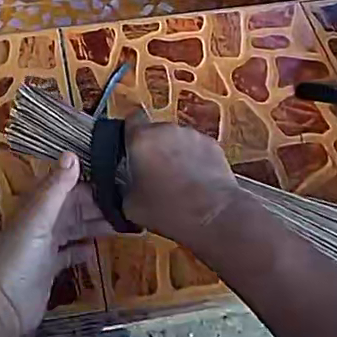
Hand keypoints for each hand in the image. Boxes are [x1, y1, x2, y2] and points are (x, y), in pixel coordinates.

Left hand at [0, 152, 113, 336]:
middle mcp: (41, 222)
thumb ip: (56, 188)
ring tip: (122, 223)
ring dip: (94, 224)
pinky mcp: (48, 268)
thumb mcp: (39, 219)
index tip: (118, 178)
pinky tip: (96, 248)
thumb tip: (72, 154)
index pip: (67, 186)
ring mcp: (44, 246)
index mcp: (38, 206)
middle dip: (97, 204)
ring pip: (73, 228)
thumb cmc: (19, 259)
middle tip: (129, 204)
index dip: (89, 181)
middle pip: (73, 207)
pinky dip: (82, 247)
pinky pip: (69, 252)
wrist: (3, 307)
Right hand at [120, 113, 247, 248]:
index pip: (130, 119)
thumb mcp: (131, 206)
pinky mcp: (212, 144)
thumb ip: (122, 186)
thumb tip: (124, 185)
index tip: (131, 148)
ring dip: (175, 153)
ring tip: (178, 180)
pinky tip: (196, 181)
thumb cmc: (170, 210)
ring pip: (176, 139)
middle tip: (154, 172)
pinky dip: (195, 159)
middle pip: (154, 131)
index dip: (130, 133)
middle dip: (154, 148)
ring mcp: (191, 135)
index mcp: (141, 138)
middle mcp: (165, 130)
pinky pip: (197, 147)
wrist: (213, 217)